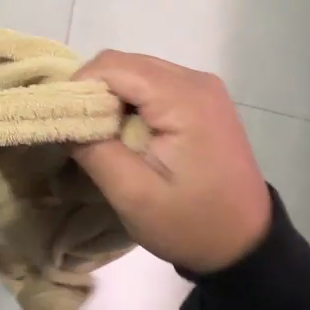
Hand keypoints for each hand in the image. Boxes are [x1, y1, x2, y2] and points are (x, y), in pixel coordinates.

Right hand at [70, 51, 272, 273]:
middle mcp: (196, 80)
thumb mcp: (132, 195)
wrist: (246, 246)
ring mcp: (203, 87)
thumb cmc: (190, 223)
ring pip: (136, 71)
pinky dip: (132, 102)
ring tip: (104, 137)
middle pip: (125, 64)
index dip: (80, 87)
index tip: (67, 122)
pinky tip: (129, 134)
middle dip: (95, 92)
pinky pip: (153, 84)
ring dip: (113, 97)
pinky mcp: (203, 99)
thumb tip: (64, 116)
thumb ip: (93, 149)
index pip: (113, 66)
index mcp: (183, 98)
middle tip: (83, 133)